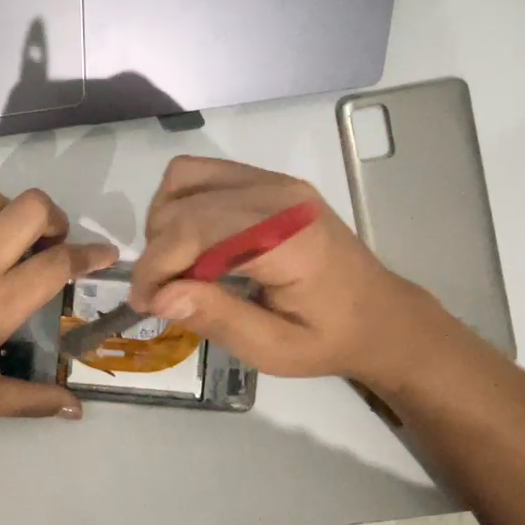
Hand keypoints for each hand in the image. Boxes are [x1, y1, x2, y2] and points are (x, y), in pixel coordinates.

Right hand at [128, 156, 445, 385]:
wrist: (378, 314)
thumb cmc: (328, 338)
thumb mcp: (274, 349)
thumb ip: (218, 319)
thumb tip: (160, 297)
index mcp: (290, 239)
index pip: (198, 230)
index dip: (157, 265)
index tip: (145, 305)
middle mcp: (280, 196)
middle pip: (184, 205)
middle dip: (157, 253)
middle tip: (162, 298)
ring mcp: (273, 181)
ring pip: (183, 180)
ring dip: (164, 226)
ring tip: (177, 269)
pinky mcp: (265, 181)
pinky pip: (200, 176)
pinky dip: (179, 208)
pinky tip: (191, 247)